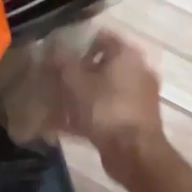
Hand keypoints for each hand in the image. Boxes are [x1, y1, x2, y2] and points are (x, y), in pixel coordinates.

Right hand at [50, 28, 168, 184]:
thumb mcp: (74, 81)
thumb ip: (61, 61)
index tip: (58, 53)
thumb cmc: (104, 108)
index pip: (100, 37)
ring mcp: (140, 97)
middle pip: (102, 64)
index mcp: (127, 55)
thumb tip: (51, 47)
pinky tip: (68, 125)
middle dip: (78, 71)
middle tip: (56, 78)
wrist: (135, 154)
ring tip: (58, 103)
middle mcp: (138, 71)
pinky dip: (90, 114)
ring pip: (105, 89)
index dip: (77, 43)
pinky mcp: (138, 120)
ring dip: (83, 94)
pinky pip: (109, 110)